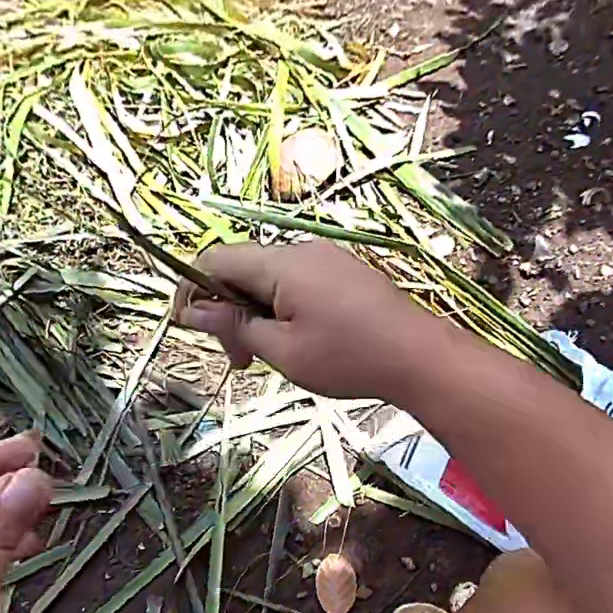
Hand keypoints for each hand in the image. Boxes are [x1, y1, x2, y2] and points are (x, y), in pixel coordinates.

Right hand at [172, 240, 451, 400]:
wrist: (419, 358)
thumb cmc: (350, 359)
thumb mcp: (284, 351)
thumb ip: (235, 327)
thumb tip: (192, 310)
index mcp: (281, 264)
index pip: (215, 259)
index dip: (193, 290)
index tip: (194, 329)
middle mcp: (303, 251)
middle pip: (244, 270)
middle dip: (232, 313)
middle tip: (242, 361)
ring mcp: (329, 260)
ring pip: (273, 280)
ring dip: (261, 316)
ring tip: (275, 357)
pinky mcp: (347, 274)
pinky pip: (301, 284)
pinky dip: (287, 311)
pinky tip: (303, 343)